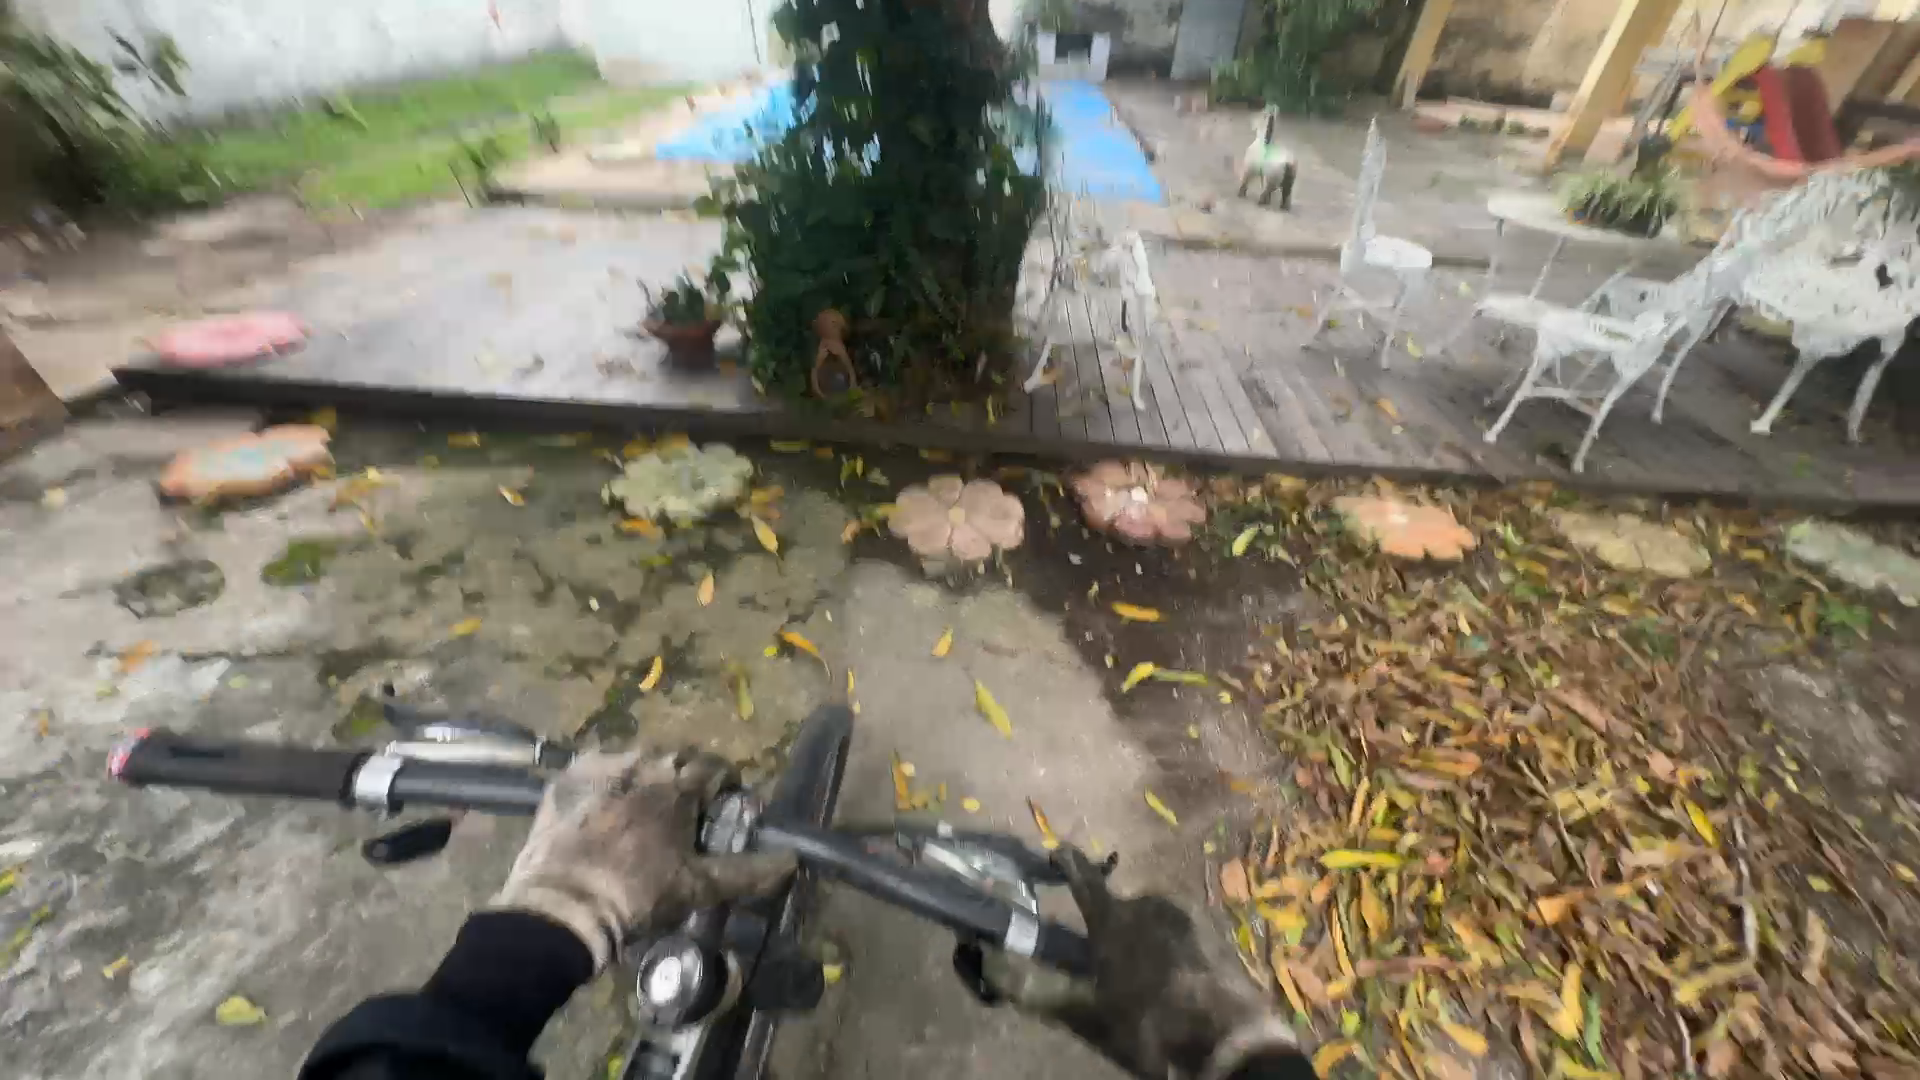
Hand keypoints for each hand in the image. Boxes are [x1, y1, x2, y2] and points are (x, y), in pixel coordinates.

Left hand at [489, 749, 797, 971]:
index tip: (718, 813)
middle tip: (679, 816)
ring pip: (638, 759)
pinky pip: (598, 769)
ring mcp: (602, 766)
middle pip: (678, 758)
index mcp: (680, 782)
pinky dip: (606, 782)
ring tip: (638, 813)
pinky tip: (601, 811)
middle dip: (685, 779)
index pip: (717, 768)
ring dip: (646, 777)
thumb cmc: (636, 895)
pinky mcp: (567, 778)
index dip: (723, 789)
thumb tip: (790, 860)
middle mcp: (645, 760)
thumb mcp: (699, 888)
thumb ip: (748, 871)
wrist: (557, 912)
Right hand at [969, 847, 1305, 1079]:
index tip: (1057, 847)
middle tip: (1115, 964)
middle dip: (1115, 928)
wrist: (1231, 1047)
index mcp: (1113, 919)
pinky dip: (1175, 947)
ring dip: (1147, 937)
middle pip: (1121, 908)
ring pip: (1153, 919)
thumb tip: (988, 962)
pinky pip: (1183, 932)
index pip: (1082, 878)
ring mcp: (1185, 914)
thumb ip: (1038, 989)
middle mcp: (1147, 902)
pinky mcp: (1215, 930)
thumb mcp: (1089, 1015)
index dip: (1068, 861)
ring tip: (1151, 978)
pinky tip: (1180, 978)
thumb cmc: (1150, 1026)